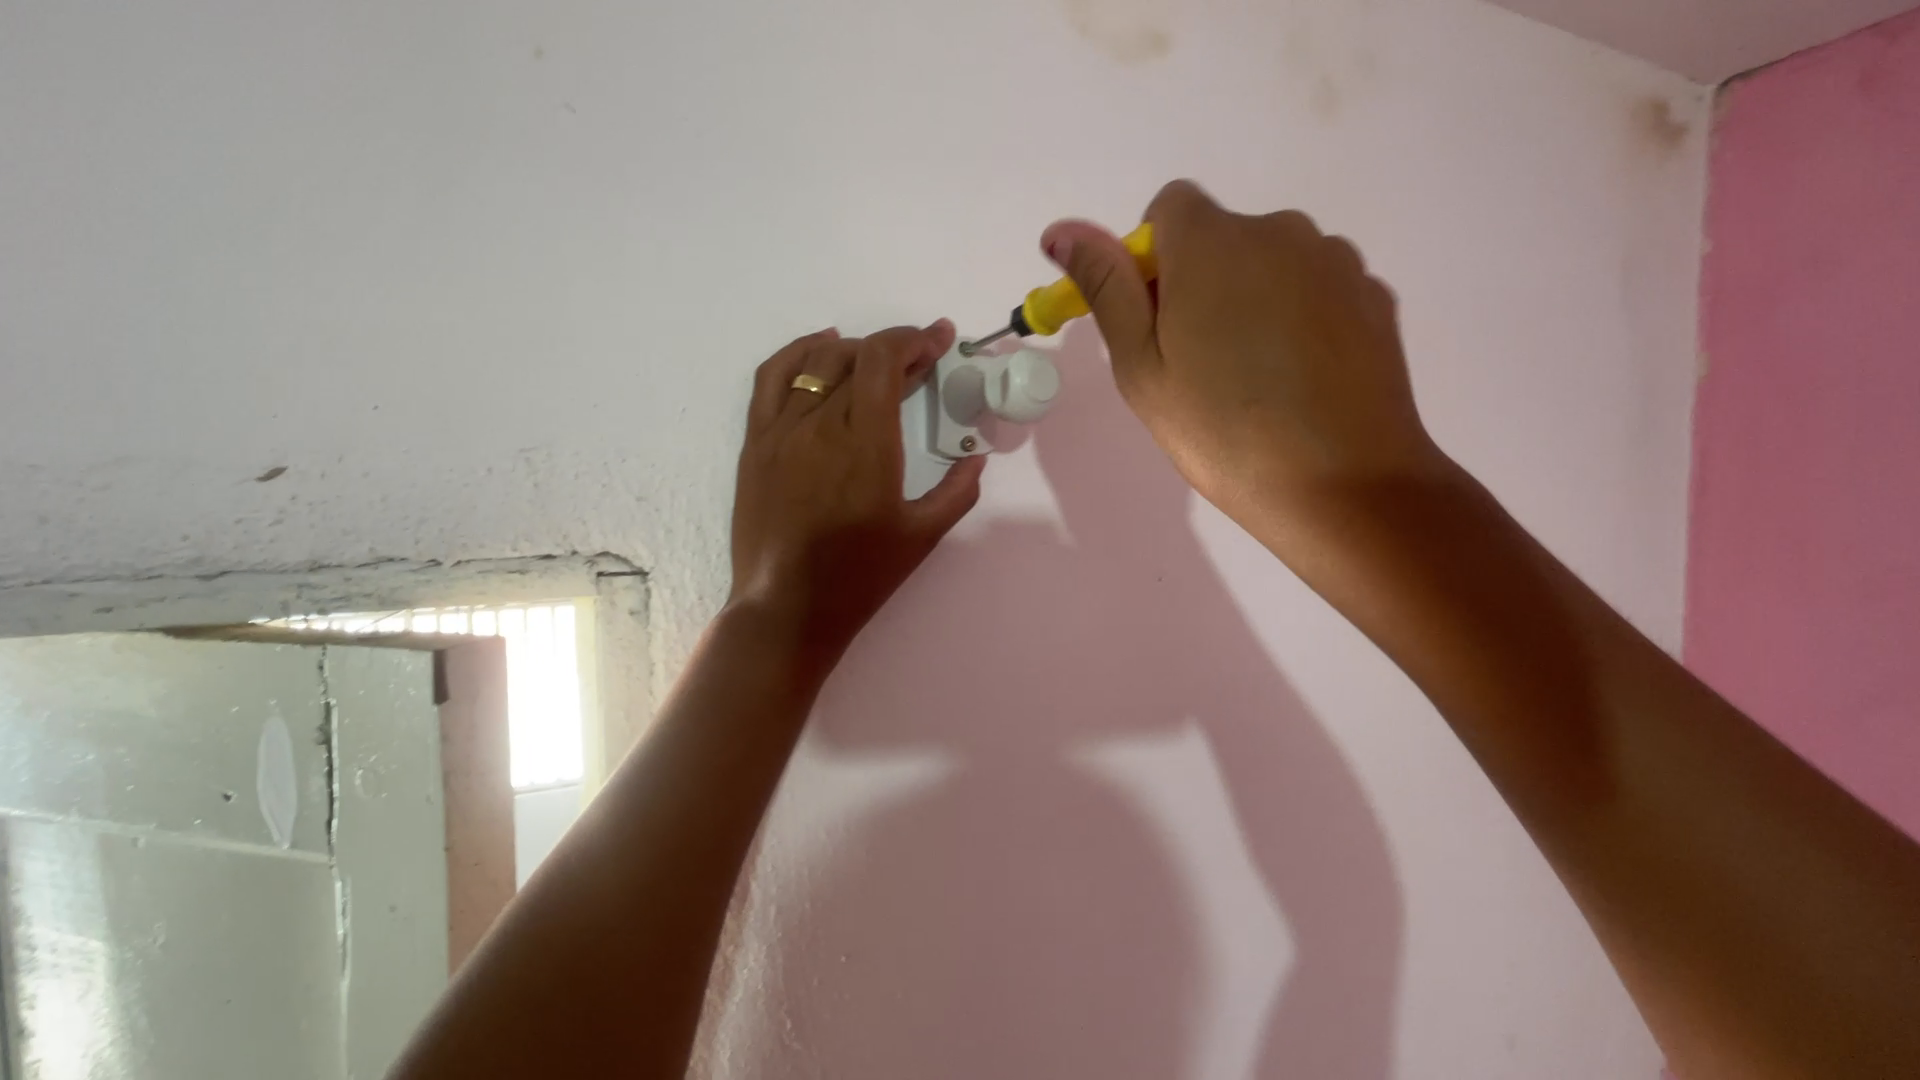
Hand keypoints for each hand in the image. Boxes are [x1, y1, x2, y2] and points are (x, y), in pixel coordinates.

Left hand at [728, 322, 985, 663]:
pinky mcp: (756, 442)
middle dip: (896, 348)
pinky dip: (799, 352)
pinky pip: (772, 377)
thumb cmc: (859, 576)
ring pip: (816, 361)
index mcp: (866, 444)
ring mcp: (781, 430)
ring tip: (878, 361)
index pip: (884, 359)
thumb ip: (957, 491)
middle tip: (921, 361)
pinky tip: (821, 349)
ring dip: (855, 350)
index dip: (915, 339)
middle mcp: (820, 424)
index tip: (939, 340)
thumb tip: (975, 458)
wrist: (787, 609)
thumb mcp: (922, 536)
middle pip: (857, 356)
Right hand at [1040, 180, 1446, 530]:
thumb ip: (1106, 288)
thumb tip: (1061, 230)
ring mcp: (1336, 261)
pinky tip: (1302, 380)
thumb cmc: (1222, 430)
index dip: (1152, 259)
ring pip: (1274, 264)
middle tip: (1202, 364)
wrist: (1343, 484)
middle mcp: (1280, 231)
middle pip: (1223, 238)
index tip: (1157, 319)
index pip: (1169, 207)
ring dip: (1255, 300)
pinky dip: (1302, 320)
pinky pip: (1318, 291)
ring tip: (1259, 379)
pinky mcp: (1375, 296)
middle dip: (1203, 283)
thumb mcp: (1142, 367)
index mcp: (1212, 243)